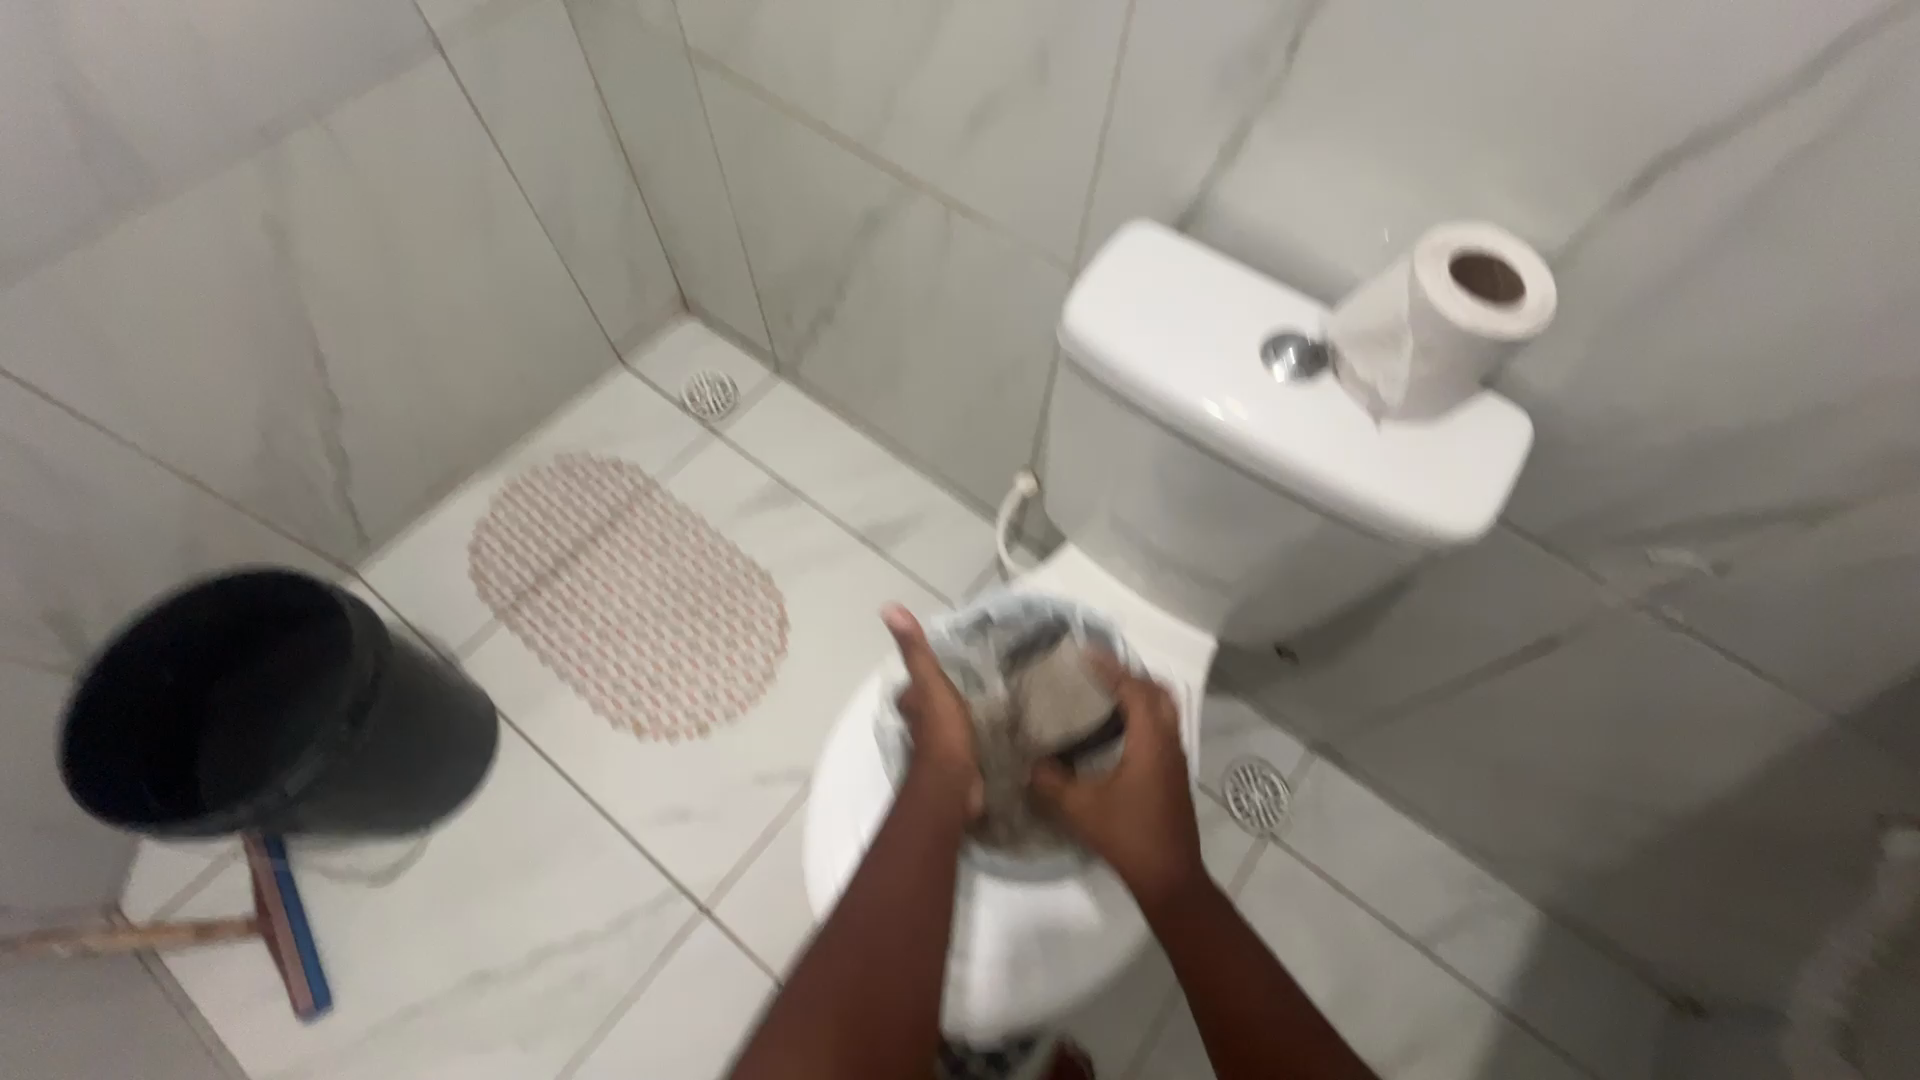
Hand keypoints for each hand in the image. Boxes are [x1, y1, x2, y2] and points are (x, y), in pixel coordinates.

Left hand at [882, 605, 983, 816]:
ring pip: (941, 726)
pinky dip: (966, 739)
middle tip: (961, 689)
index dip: (921, 678)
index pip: (911, 686)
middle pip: (925, 707)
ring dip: (952, 720)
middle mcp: (917, 726)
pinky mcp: (954, 765)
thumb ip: (914, 648)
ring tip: (974, 710)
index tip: (938, 669)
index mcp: (912, 702)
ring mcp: (935, 748)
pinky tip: (980, 736)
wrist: (953, 779)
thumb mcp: (930, 679)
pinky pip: (959, 745)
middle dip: (937, 700)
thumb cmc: (941, 727)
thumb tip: (888, 608)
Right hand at [1029, 653, 1205, 911]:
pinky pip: (1162, 728)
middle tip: (1098, 672)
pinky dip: (1143, 716)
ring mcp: (1176, 760)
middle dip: (1130, 675)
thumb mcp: (1080, 808)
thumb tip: (1031, 763)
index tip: (1085, 654)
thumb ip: (1051, 781)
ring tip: (1104, 694)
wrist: (1169, 877)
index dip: (1111, 668)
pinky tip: (1116, 731)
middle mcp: (1169, 742)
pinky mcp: (1174, 775)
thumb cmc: (1127, 835)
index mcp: (1150, 741)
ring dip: (1139, 695)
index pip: (1134, 689)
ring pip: (1165, 711)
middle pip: (1159, 692)